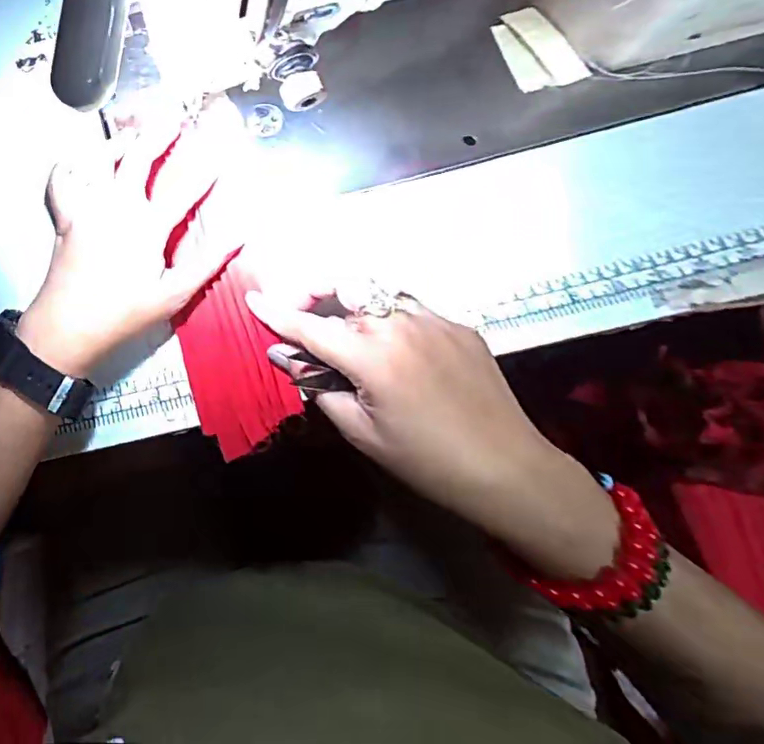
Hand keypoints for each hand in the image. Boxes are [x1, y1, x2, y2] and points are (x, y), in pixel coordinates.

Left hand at [17, 113, 240, 380]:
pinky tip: (80, 161)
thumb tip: (238, 236)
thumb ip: (208, 262)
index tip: (220, 153)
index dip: (206, 169)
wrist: (65, 328)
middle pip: (138, 157)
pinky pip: (61, 181)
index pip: (184, 189)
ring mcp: (86, 209)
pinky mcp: (65, 217)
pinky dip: (70, 166)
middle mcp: (115, 208)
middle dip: (159, 133)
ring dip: (116, 141)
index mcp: (146, 227)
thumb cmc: (121, 314)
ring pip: (98, 159)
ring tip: (131, 133)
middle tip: (173, 118)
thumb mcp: (174, 294)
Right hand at [246, 288, 618, 578]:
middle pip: (343, 296)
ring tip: (346, 328)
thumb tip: (290, 358)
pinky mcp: (458, 325)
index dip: (278, 312)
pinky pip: (412, 308)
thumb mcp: (363, 432)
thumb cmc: (426, 461)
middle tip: (300, 311)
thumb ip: (321, 389)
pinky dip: (390, 317)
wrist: (507, 467)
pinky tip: (394, 344)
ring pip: (378, 295)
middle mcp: (399, 325)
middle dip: (314, 297)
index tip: (255, 297)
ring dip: (353, 304)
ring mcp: (433, 319)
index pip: (311, 326)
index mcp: (372, 356)